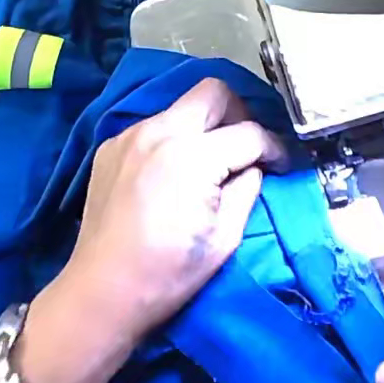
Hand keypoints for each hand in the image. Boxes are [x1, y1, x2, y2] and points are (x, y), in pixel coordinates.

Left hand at [60, 78, 287, 341]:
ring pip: (181, 106)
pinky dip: (173, 138)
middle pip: (213, 91)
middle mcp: (158, 131)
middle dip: (238, 113)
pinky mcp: (111, 145)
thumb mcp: (225, 237)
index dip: (274, 147)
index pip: (248, 132)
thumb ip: (247, 188)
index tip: (281, 162)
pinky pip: (154, 126)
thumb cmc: (169, 273)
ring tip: (207, 161)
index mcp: (191, 156)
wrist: (102, 291)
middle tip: (244, 147)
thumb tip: (255, 164)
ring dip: (203, 125)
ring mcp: (130, 134)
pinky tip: (171, 171)